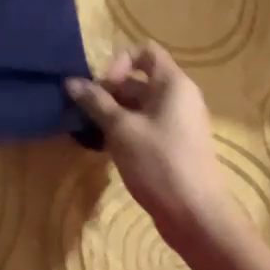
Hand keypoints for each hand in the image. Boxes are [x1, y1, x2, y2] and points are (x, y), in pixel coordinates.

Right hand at [65, 43, 237, 234]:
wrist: (197, 218)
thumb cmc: (159, 162)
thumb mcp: (121, 129)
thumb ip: (96, 101)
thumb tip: (71, 81)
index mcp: (173, 83)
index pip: (145, 51)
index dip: (120, 61)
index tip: (105, 87)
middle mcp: (180, 98)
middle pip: (139, 80)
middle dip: (110, 92)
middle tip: (89, 112)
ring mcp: (179, 124)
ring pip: (141, 106)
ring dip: (115, 114)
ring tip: (93, 131)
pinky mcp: (176, 147)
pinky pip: (147, 126)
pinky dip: (127, 131)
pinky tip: (106, 148)